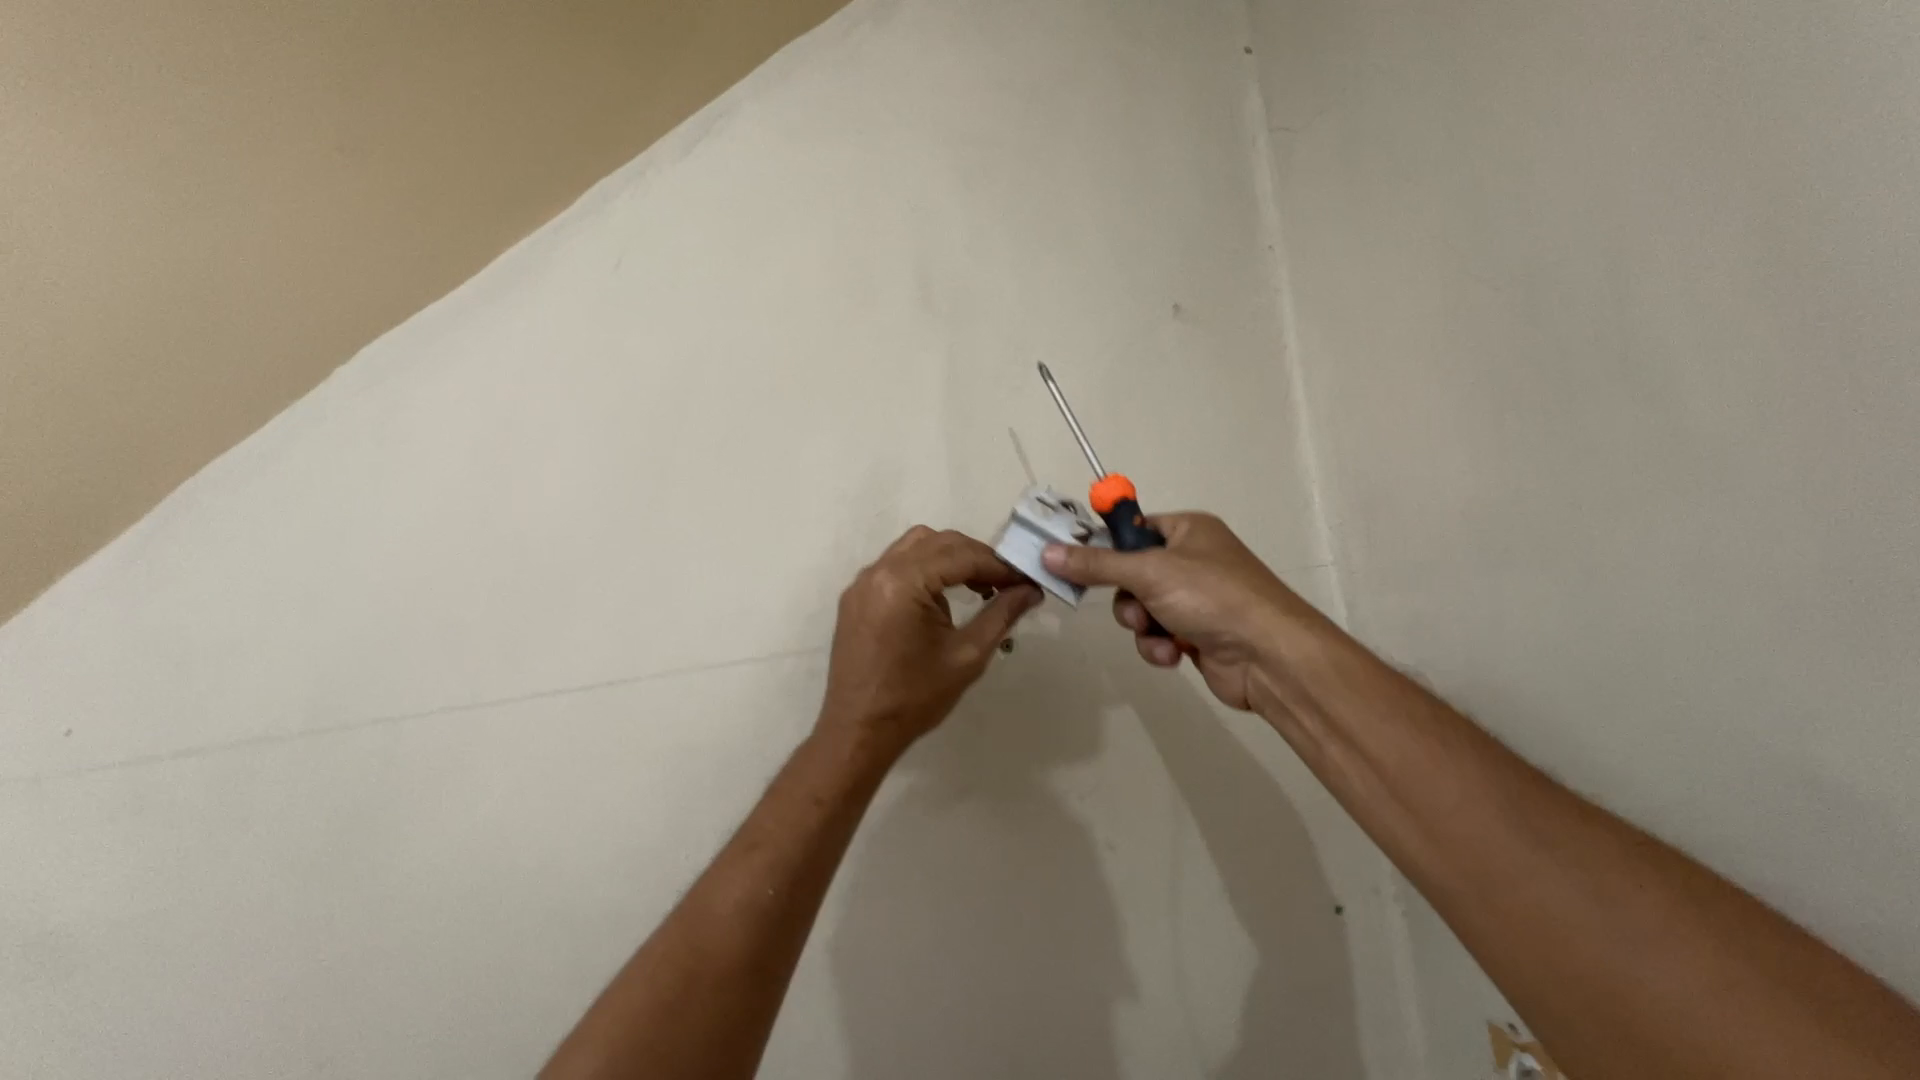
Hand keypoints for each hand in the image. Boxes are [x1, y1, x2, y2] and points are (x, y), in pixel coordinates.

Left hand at [818, 526, 1042, 754]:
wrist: (860, 730)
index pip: (962, 556)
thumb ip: (1002, 614)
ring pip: (914, 547)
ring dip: (949, 559)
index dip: (999, 565)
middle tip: (1006, 583)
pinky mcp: (855, 598)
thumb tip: (1030, 589)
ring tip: (977, 587)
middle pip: (937, 542)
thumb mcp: (968, 656)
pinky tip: (942, 600)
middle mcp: (878, 571)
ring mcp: (862, 583)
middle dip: (976, 557)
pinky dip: (923, 570)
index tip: (1026, 579)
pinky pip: (895, 566)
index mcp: (903, 582)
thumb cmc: (916, 697)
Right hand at [1042, 513, 1326, 712]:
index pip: (1133, 528)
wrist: (1268, 656)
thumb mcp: (1149, 573)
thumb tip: (1048, 553)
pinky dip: (1159, 646)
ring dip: (1143, 627)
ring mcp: (1196, 600)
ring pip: (1141, 609)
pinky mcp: (1197, 634)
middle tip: (1137, 609)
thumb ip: (1096, 565)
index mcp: (1188, 530)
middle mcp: (1193, 560)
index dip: (1106, 547)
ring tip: (1159, 635)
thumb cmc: (1212, 597)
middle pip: (1131, 574)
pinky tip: (1174, 655)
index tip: (1075, 562)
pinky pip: (1158, 635)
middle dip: (1128, 599)